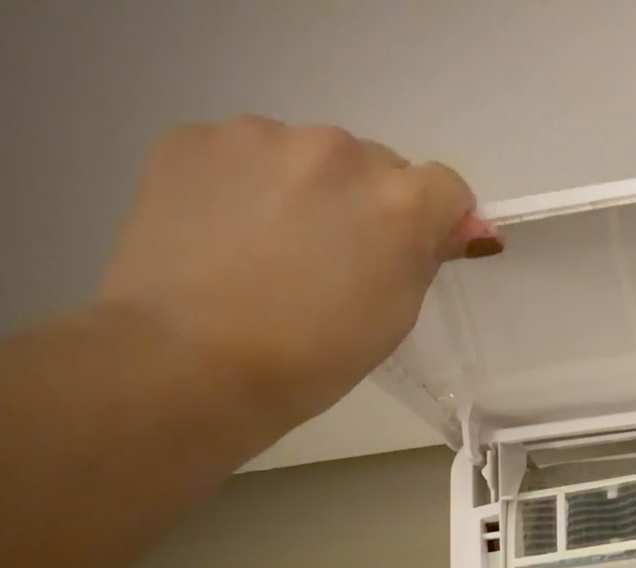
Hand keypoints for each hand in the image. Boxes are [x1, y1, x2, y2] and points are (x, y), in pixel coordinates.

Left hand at [97, 117, 498, 424]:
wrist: (188, 362)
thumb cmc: (312, 358)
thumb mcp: (395, 315)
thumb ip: (424, 256)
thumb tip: (447, 227)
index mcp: (397, 201)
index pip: (446, 186)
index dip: (438, 219)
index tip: (417, 250)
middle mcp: (336, 150)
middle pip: (374, 165)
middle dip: (365, 203)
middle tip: (333, 259)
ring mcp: (257, 137)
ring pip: (304, 155)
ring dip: (304, 189)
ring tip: (269, 248)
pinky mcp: (192, 138)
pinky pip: (240, 155)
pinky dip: (243, 186)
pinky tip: (224, 235)